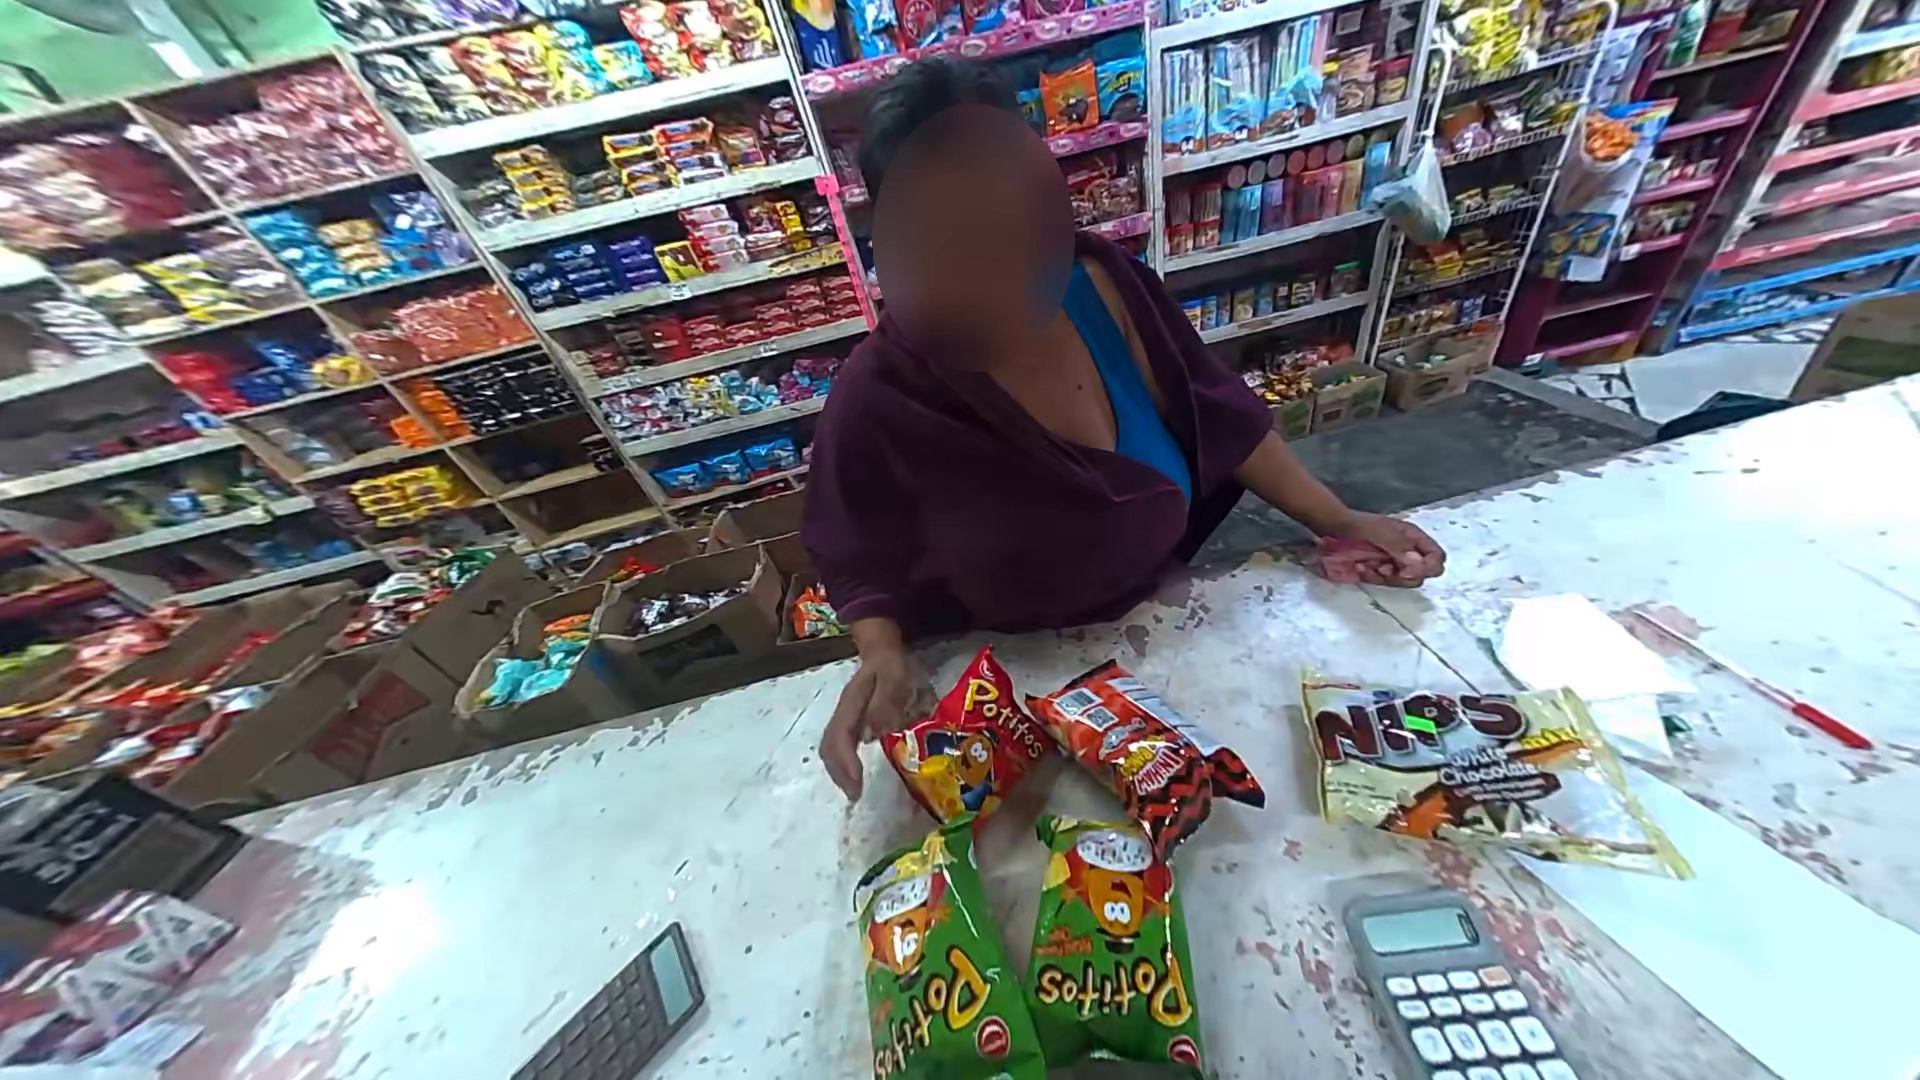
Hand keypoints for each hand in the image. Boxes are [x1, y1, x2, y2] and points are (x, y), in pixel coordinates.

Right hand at [820, 637, 918, 800]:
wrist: (881, 647)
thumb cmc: (890, 662)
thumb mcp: (894, 676)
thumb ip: (885, 702)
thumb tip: (871, 734)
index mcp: (850, 705)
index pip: (839, 739)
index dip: (845, 764)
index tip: (856, 786)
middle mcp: (843, 714)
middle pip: (829, 748)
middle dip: (839, 774)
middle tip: (855, 795)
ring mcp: (846, 717)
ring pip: (832, 748)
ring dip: (840, 771)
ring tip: (854, 789)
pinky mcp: (853, 720)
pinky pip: (841, 745)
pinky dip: (845, 763)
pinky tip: (858, 772)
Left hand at [1323, 511, 1445, 586]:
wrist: (1335, 526)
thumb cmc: (1358, 524)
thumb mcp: (1378, 531)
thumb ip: (1398, 545)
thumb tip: (1418, 563)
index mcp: (1414, 538)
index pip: (1436, 557)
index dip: (1427, 568)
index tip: (1406, 573)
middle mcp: (1408, 550)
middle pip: (1420, 574)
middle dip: (1401, 576)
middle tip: (1381, 569)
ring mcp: (1394, 560)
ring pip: (1401, 580)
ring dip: (1383, 577)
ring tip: (1365, 566)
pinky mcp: (1379, 568)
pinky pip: (1383, 580)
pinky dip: (1372, 576)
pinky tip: (1359, 568)